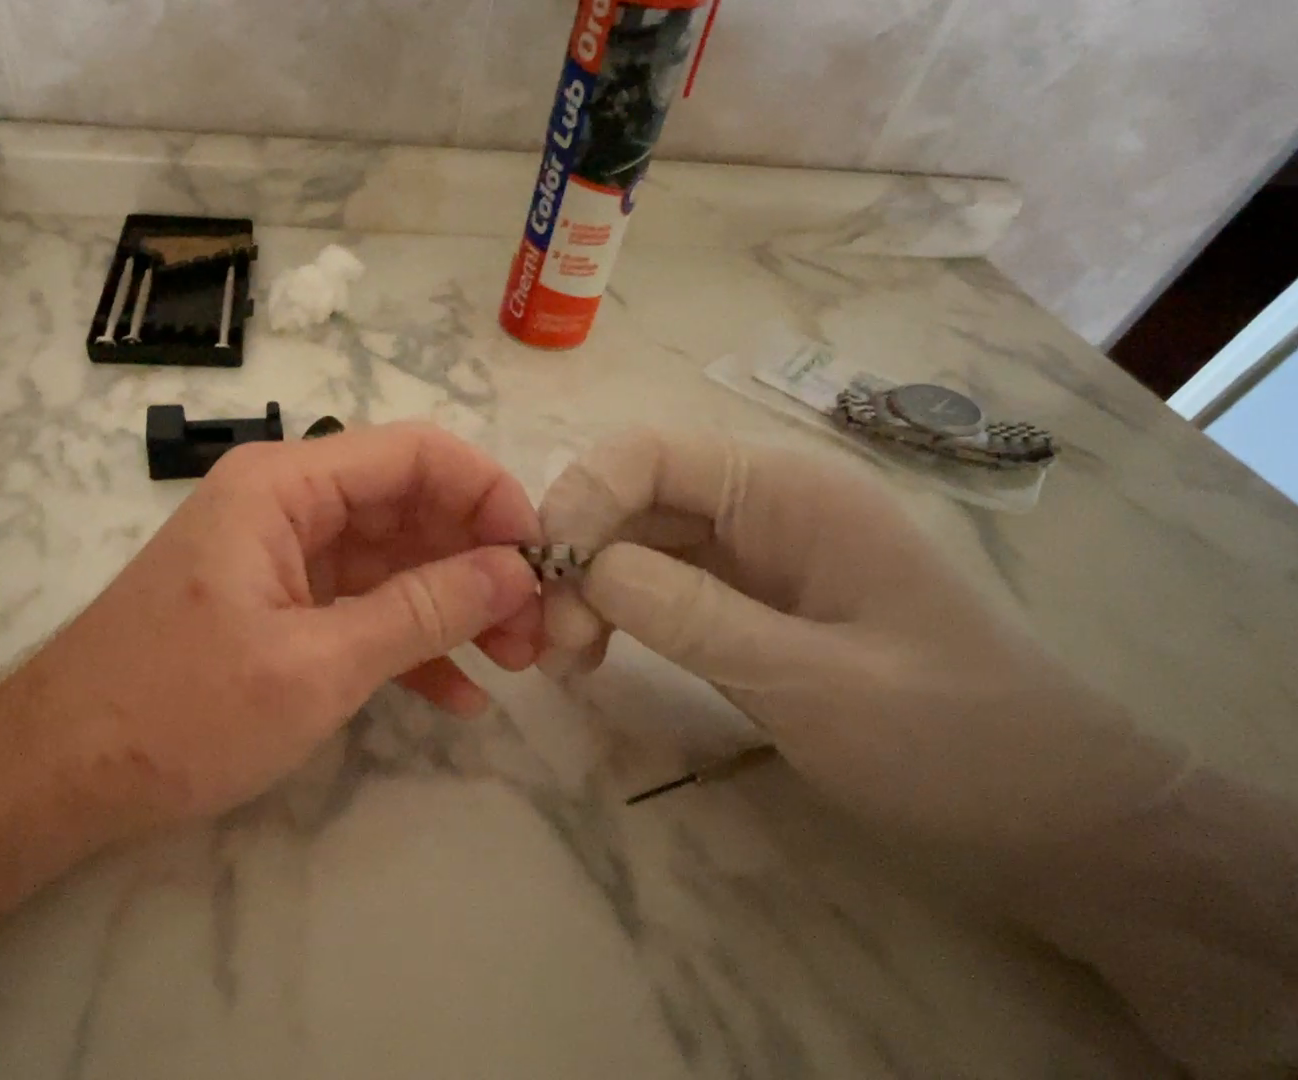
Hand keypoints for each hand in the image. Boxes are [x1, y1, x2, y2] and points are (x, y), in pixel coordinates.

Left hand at [5, 422, 542, 842]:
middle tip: (536, 632)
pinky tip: (456, 695)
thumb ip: (424, 610)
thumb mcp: (318, 664)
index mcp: (284, 485)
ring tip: (513, 663)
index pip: (417, 455)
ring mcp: (277, 559)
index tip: (543, 561)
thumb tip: (517, 571)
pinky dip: (406, 644)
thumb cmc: (181, 711)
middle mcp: (283, 505)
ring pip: (390, 562)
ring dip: (453, 608)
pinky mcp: (272, 610)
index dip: (491, 496)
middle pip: (409, 508)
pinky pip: (356, 609)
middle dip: (479, 563)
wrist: (59, 774)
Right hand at [538, 428, 1185, 846]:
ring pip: (631, 547)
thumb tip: (586, 568)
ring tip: (566, 663)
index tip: (545, 579)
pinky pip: (652, 591)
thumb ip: (695, 616)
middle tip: (552, 644)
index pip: (651, 455)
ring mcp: (750, 559)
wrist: (1046, 812)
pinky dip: (610, 618)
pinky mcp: (741, 606)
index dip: (581, 498)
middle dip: (575, 559)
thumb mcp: (815, 682)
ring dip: (584, 593)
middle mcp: (762, 509)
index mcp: (792, 494)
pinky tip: (592, 662)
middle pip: (630, 500)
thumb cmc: (950, 739)